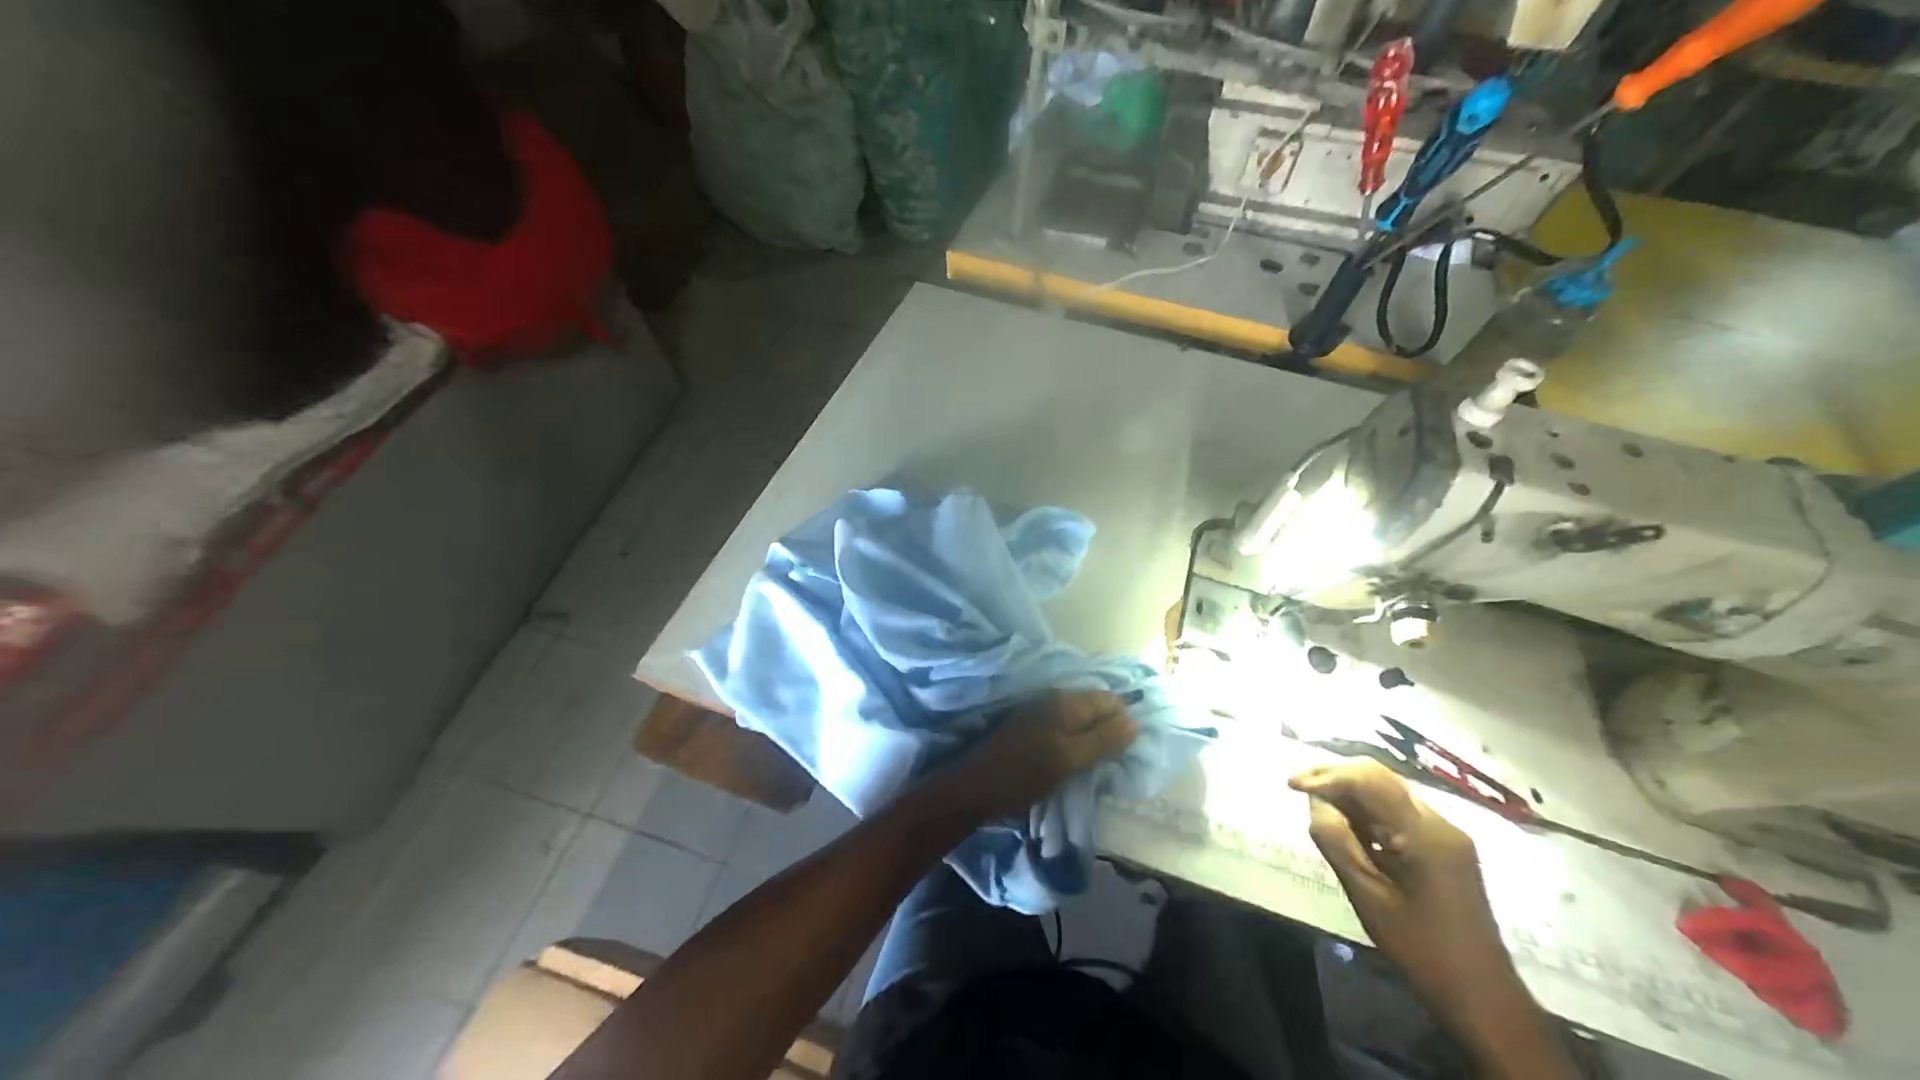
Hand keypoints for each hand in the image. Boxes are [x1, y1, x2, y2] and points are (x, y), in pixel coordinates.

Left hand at [940, 690, 1138, 820]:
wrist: (974, 788)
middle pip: (1096, 707)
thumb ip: (1102, 739)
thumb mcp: (1068, 759)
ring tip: (1107, 762)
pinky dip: (1078, 741)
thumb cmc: (1023, 774)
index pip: (1109, 699)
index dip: (1126, 719)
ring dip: (1095, 737)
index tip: (1139, 746)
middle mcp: (1054, 699)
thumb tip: (1135, 720)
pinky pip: (1067, 728)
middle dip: (1112, 728)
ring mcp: (1041, 712)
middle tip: (1124, 757)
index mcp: (1065, 702)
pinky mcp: (1033, 728)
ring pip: (1082, 719)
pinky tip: (1082, 760)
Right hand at [1289, 761, 1523, 1028]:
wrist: (1481, 994)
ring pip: (1390, 792)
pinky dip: (1369, 810)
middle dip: (1337, 776)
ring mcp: (1447, 835)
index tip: (1291, 785)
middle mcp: (1440, 823)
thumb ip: (1336, 842)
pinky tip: (1349, 826)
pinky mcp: (1446, 848)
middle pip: (1381, 778)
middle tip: (1299, 786)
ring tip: (1317, 804)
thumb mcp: (1367, 896)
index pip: (1368, 780)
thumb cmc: (1420, 948)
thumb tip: (1316, 802)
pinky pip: (1400, 813)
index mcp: (1424, 834)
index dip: (1326, 776)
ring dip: (1352, 792)